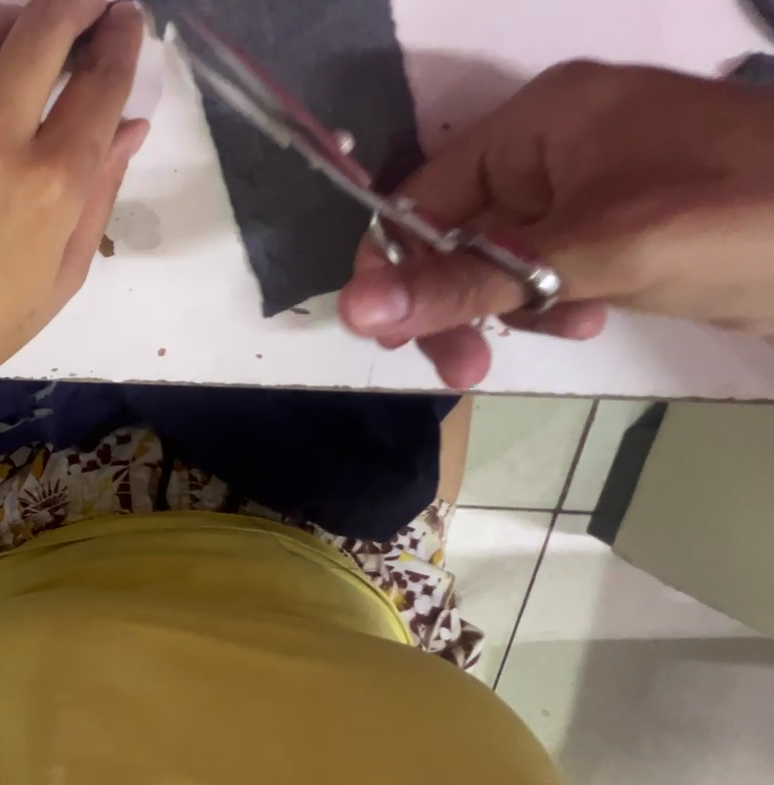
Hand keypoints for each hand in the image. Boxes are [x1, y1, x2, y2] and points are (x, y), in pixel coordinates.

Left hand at [0, 0, 148, 400]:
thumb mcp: (64, 274)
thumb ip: (101, 192)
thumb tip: (131, 125)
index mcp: (51, 185)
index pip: (100, 79)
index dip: (122, 37)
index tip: (125, 20)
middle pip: (42, 29)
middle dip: (76, 1)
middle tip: (88, 4)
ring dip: (14, 17)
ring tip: (30, 26)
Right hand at [338, 61, 773, 388]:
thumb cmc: (751, 223)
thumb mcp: (591, 257)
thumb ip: (462, 284)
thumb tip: (348, 312)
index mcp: (542, 120)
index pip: (416, 200)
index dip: (392, 270)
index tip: (395, 336)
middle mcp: (551, 144)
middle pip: (445, 235)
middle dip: (449, 301)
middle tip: (458, 366)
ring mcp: (583, 183)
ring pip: (484, 260)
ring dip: (497, 310)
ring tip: (551, 333)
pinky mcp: (611, 222)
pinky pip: (532, 269)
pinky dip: (541, 303)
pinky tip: (583, 319)